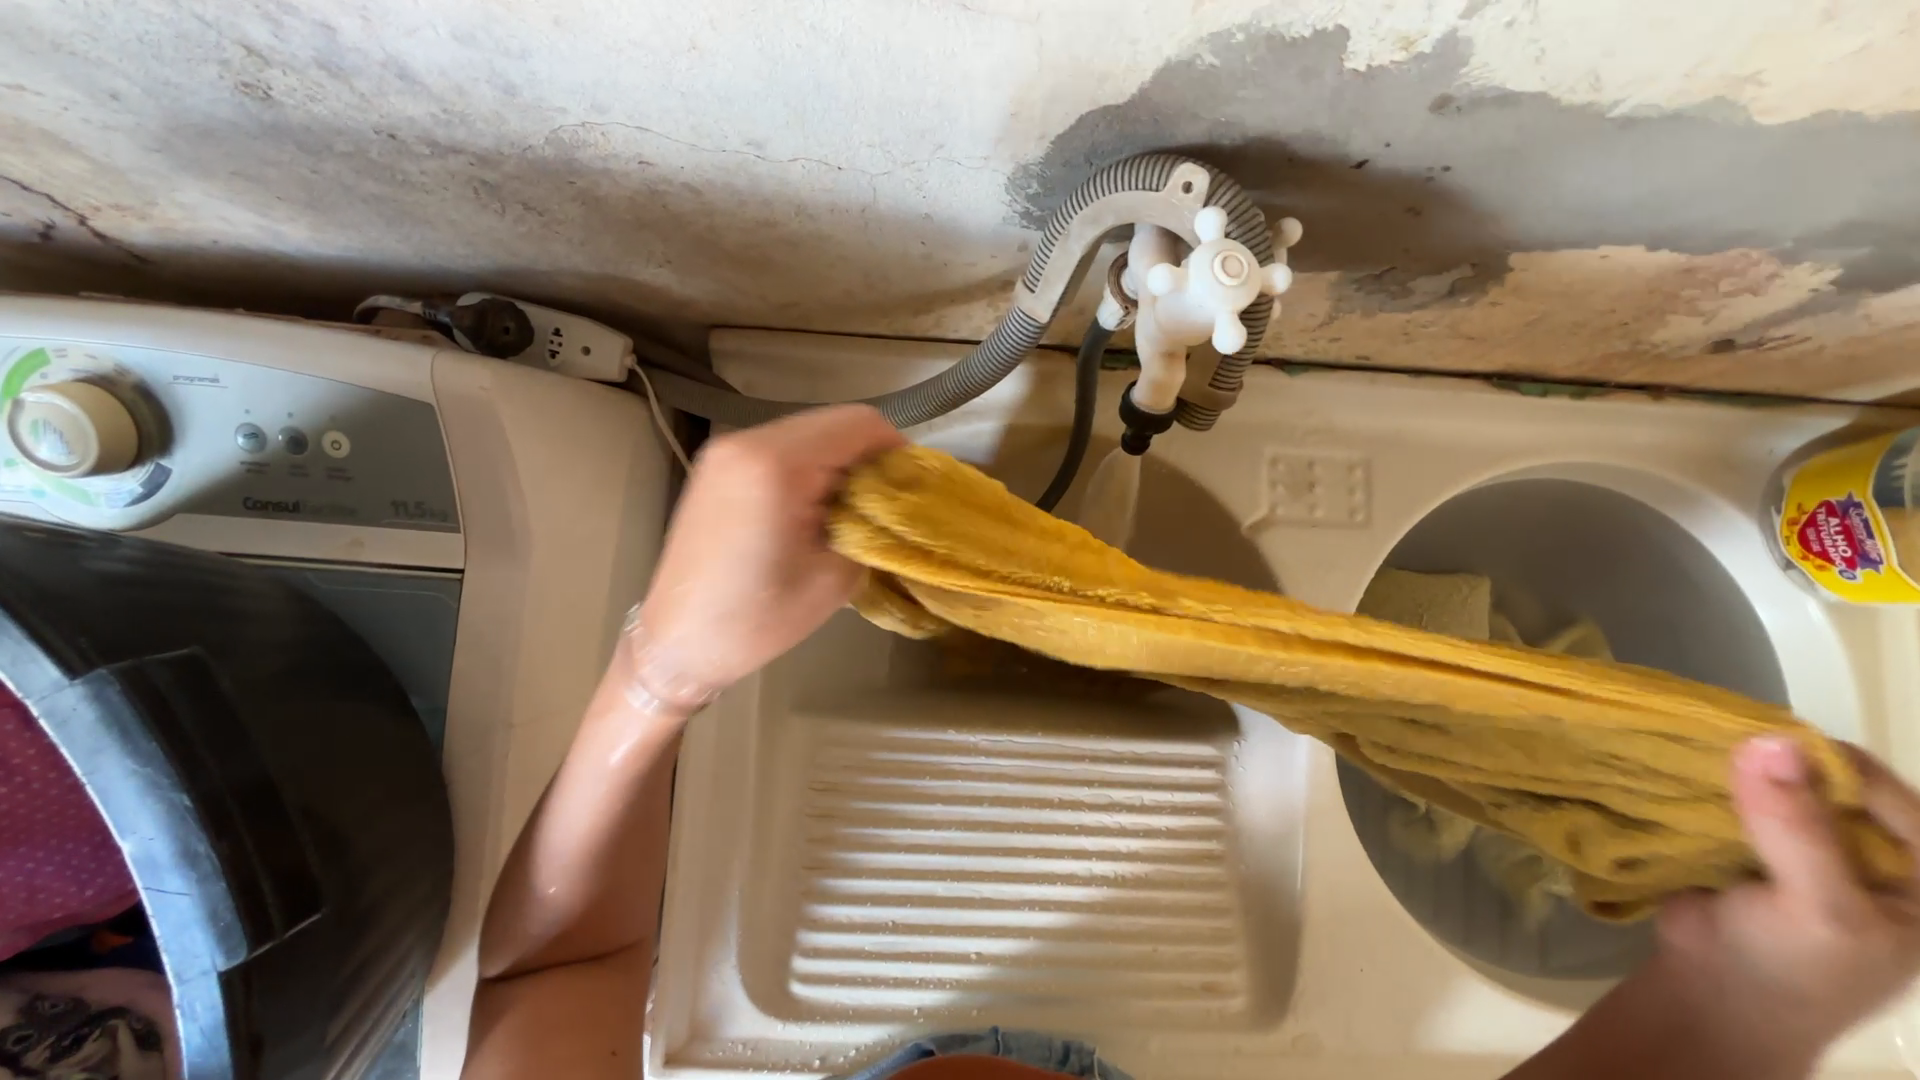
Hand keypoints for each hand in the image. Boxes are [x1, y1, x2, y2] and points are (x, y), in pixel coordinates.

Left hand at [624, 405, 903, 711]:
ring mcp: (726, 451)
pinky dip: (808, 468)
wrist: (676, 645)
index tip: (908, 489)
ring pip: (807, 433)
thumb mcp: (834, 576)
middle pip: (833, 422)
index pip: (860, 423)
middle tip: (883, 505)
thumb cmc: (757, 620)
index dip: (895, 450)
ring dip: (837, 462)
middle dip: (867, 457)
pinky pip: (780, 449)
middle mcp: (747, 441)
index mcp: (776, 463)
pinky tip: (813, 509)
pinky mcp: (717, 467)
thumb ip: (869, 524)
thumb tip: (888, 499)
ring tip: (848, 511)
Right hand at [1654, 736, 1919, 1065]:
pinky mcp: (1749, 842)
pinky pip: (1734, 800)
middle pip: (1827, 781)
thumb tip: (1766, 739)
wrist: (1713, 997)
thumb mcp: (1818, 907)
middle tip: (1719, 735)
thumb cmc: (1793, 967)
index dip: (1828, 762)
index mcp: (1918, 872)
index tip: (1759, 736)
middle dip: (1776, 758)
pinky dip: (1708, 783)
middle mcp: (1868, 850)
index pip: (1884, 794)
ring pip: (1776, 786)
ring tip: (1693, 745)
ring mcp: (1804, 845)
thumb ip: (1798, 828)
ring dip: (1736, 767)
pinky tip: (1678, 770)